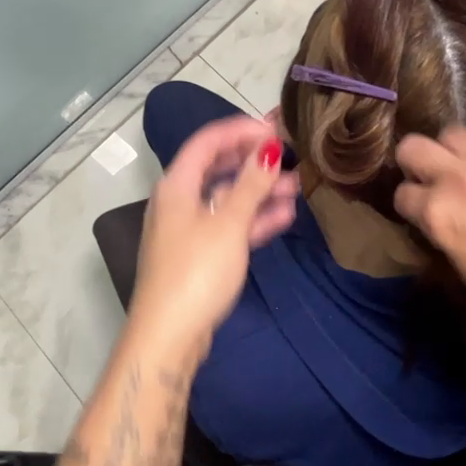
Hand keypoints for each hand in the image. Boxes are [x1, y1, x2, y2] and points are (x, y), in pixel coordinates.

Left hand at [129, 117, 298, 356]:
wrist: (168, 336)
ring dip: (259, 192)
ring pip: (226, 198)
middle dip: (254, 162)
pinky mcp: (199, 255)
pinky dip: (252, 219)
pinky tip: (283, 217)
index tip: (277, 130)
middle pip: (218, 168)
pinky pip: (228, 226)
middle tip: (290, 158)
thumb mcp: (229, 223)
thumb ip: (251, 184)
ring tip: (297, 189)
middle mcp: (178, 201)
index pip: (208, 141)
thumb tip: (269, 149)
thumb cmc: (196, 271)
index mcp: (177, 185)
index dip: (242, 130)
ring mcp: (188, 230)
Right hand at [393, 127, 465, 353]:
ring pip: (454, 135)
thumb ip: (447, 233)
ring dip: (454, 155)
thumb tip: (440, 219)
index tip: (420, 214)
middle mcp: (462, 177)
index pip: (403, 195)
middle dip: (415, 164)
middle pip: (414, 146)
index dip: (410, 207)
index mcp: (443, 213)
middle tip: (431, 182)